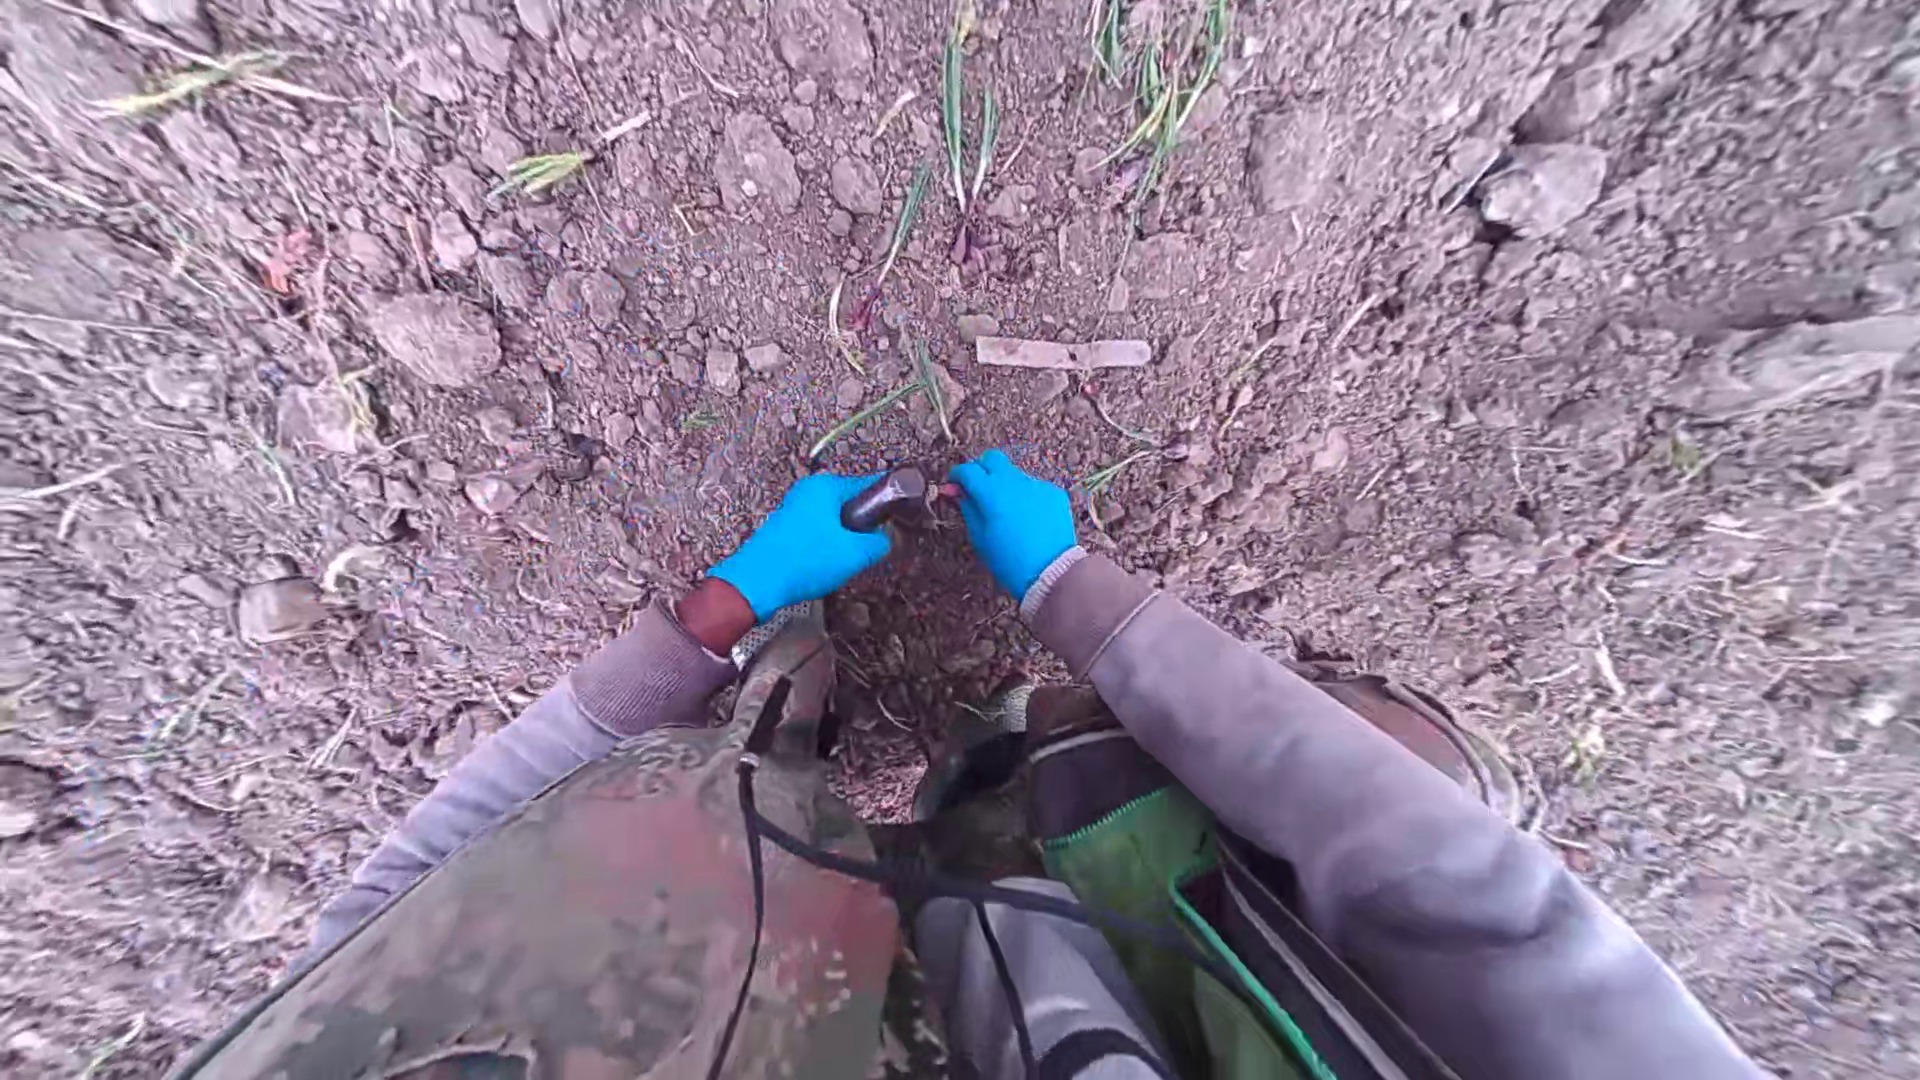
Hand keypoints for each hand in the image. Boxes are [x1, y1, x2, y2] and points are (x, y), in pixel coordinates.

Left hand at [710, 473, 892, 620]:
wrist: (757, 584)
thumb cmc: (801, 562)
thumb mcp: (854, 554)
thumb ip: (878, 543)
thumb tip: (883, 541)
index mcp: (825, 487)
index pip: (869, 484)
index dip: (887, 501)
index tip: (900, 514)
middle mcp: (808, 492)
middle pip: (851, 504)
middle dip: (863, 526)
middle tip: (869, 546)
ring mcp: (795, 510)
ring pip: (835, 521)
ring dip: (846, 539)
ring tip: (845, 560)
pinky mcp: (787, 530)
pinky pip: (819, 533)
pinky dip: (828, 547)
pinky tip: (826, 565)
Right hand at [947, 449, 1075, 598]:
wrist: (1052, 572)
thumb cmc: (1011, 562)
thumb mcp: (981, 538)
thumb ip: (968, 508)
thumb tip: (957, 491)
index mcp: (993, 494)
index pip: (968, 470)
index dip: (957, 476)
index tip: (954, 485)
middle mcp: (1016, 482)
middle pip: (992, 459)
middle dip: (981, 469)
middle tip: (976, 490)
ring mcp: (1037, 486)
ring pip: (1014, 474)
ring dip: (1004, 485)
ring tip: (1004, 512)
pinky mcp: (1054, 493)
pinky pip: (1033, 487)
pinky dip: (1024, 496)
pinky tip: (1026, 519)